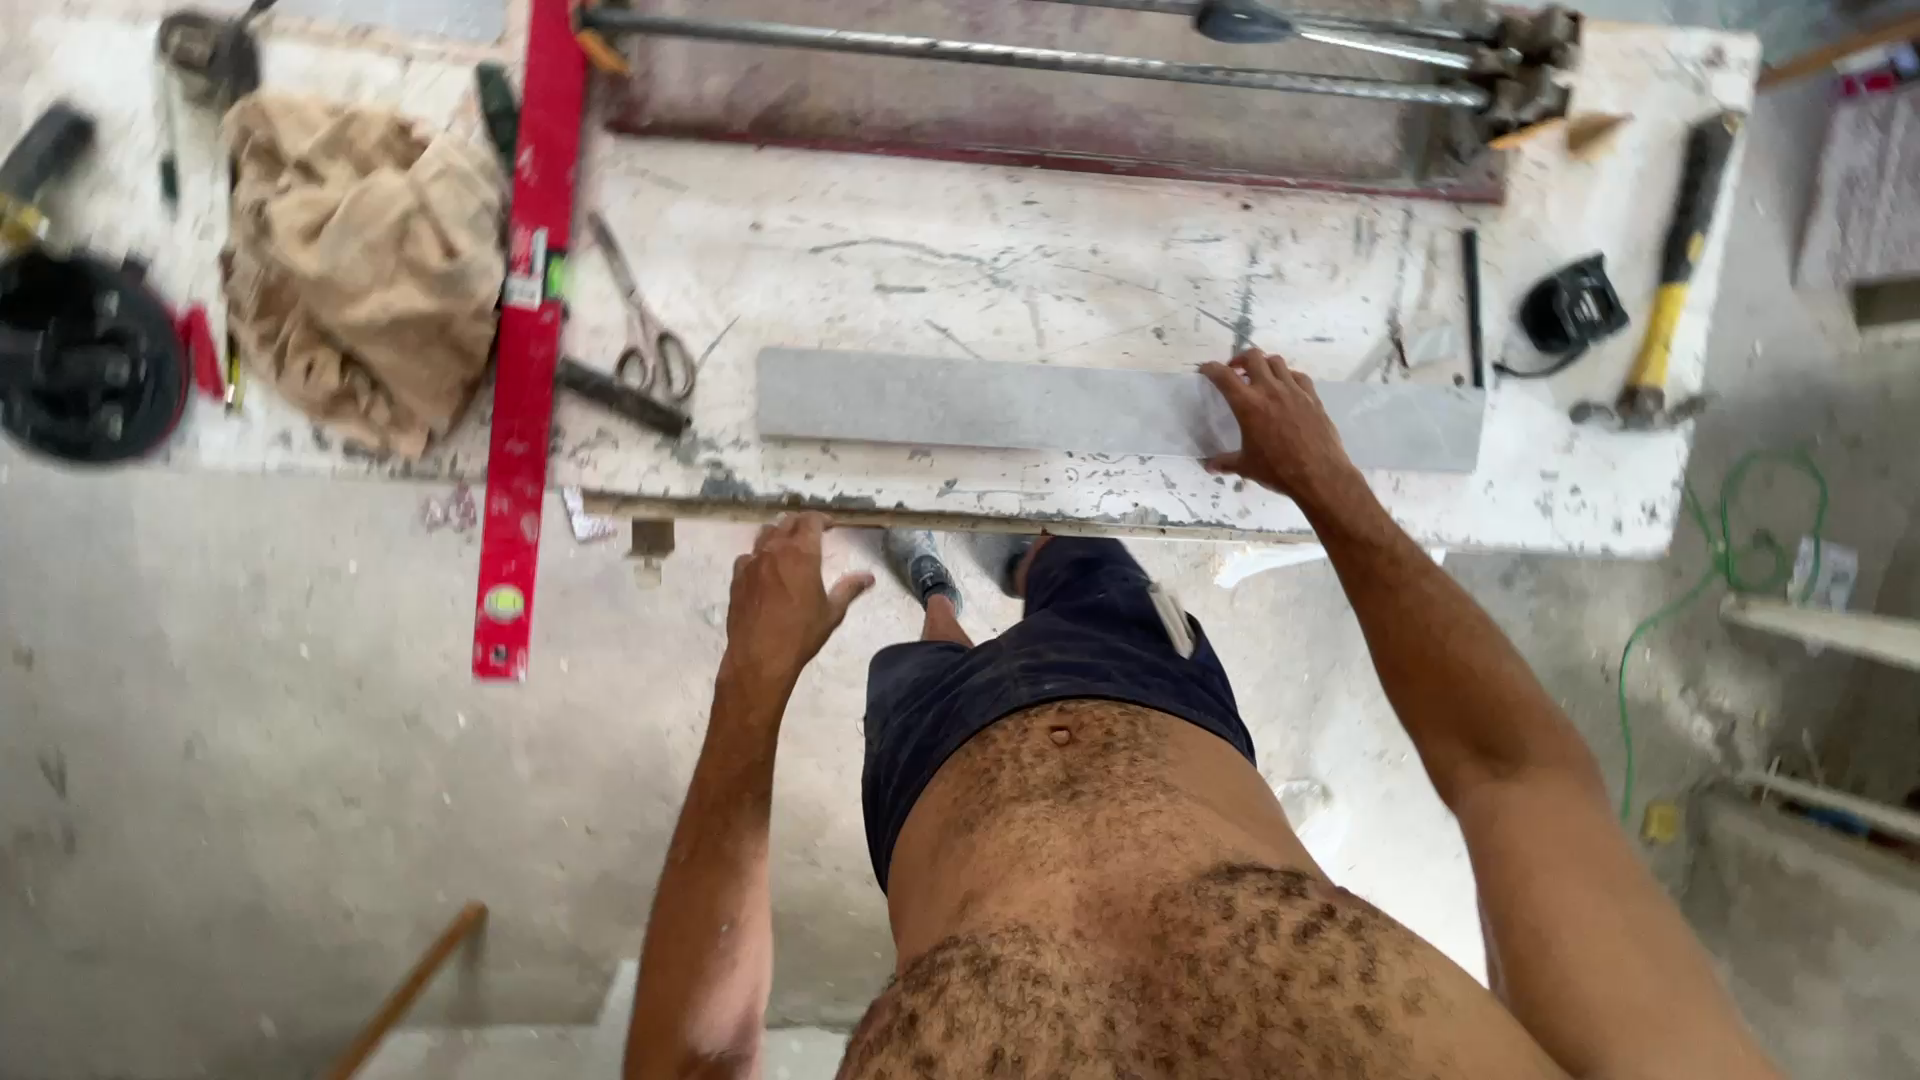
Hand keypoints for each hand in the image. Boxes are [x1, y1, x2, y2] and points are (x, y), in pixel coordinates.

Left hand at [722, 513, 873, 689]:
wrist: (760, 656)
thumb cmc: (801, 634)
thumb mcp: (832, 612)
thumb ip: (849, 589)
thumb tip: (869, 577)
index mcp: (802, 554)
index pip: (811, 521)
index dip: (822, 519)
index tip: (830, 526)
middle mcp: (775, 550)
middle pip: (787, 522)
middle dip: (801, 523)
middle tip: (811, 532)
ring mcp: (752, 562)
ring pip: (764, 534)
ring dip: (779, 533)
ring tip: (787, 543)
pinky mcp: (737, 577)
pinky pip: (748, 556)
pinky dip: (759, 554)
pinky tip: (764, 568)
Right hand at [1200, 348, 1364, 514]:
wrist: (1319, 474)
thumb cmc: (1277, 470)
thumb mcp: (1246, 467)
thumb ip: (1225, 462)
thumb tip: (1209, 467)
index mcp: (1248, 405)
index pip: (1224, 376)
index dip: (1210, 369)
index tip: (1206, 370)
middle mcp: (1270, 390)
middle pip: (1253, 357)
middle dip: (1240, 359)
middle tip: (1235, 370)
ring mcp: (1294, 391)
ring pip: (1276, 362)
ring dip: (1264, 365)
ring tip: (1260, 377)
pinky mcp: (1312, 397)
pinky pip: (1298, 376)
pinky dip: (1287, 376)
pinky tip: (1285, 389)